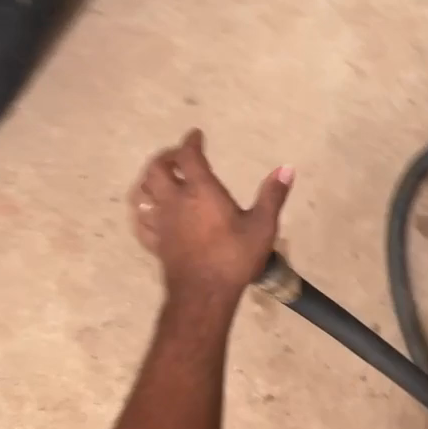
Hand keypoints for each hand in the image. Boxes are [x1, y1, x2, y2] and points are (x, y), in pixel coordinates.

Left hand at [128, 130, 292, 299]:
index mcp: (201, 191)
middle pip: (156, 169)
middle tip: (178, 156)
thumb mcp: (262, 226)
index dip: (191, 142)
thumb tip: (286, 168)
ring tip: (160, 178)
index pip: (189, 157)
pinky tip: (149, 210)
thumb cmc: (234, 257)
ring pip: (142, 191)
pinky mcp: (155, 241)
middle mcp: (175, 201)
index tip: (196, 135)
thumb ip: (272, 196)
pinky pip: (141, 219)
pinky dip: (143, 208)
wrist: (204, 293)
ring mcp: (160, 222)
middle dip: (166, 157)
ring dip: (149, 179)